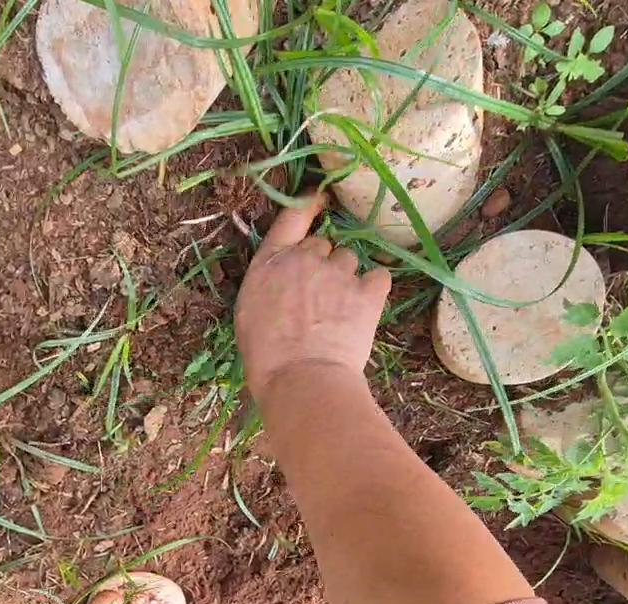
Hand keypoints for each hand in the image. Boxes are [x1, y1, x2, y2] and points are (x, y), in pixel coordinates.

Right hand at [234, 191, 390, 401]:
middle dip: (321, 265)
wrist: (300, 380)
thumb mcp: (249, 316)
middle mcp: (305, 258)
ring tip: (337, 313)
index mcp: (270, 264)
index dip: (308, 203)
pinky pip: (378, 278)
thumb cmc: (265, 358)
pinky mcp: (368, 291)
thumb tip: (285, 284)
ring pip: (349, 262)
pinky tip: (362, 310)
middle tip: (316, 299)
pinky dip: (372, 291)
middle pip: (322, 246)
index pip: (291, 217)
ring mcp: (339, 272)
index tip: (320, 198)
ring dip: (345, 279)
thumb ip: (268, 287)